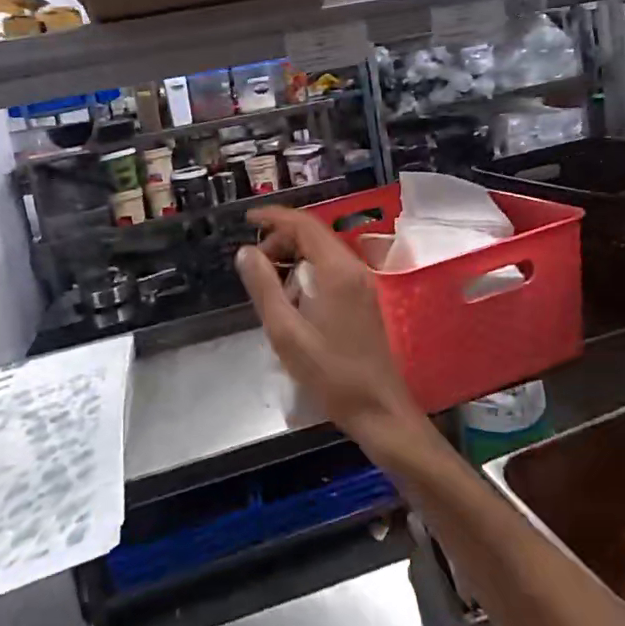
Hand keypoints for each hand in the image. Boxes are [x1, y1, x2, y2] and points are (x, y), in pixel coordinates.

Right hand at [235, 206, 428, 453]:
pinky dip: (308, 270)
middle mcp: (353, 267)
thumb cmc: (331, 374)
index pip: (303, 225)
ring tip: (271, 284)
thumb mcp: (286, 332)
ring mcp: (362, 282)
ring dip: (294, 256)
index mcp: (337, 270)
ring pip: (322, 251)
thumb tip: (245, 252)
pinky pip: (331, 267)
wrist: (378, 408)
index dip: (274, 217)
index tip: (248, 218)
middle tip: (255, 263)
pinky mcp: (363, 296)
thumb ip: (264, 287)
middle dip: (281, 239)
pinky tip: (293, 298)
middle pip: (313, 234)